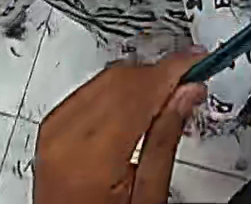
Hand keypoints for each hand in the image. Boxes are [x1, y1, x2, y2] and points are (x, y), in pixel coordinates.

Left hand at [33, 50, 205, 203]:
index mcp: (90, 160)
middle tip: (189, 82)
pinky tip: (138, 100)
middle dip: (161, 74)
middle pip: (125, 79)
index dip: (175, 70)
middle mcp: (65, 137)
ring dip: (143, 79)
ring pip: (110, 77)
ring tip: (167, 94)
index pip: (140, 90)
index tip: (199, 61)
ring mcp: (54, 130)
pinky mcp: (52, 126)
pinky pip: (93, 87)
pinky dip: (121, 87)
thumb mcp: (146, 201)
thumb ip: (165, 142)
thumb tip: (187, 92)